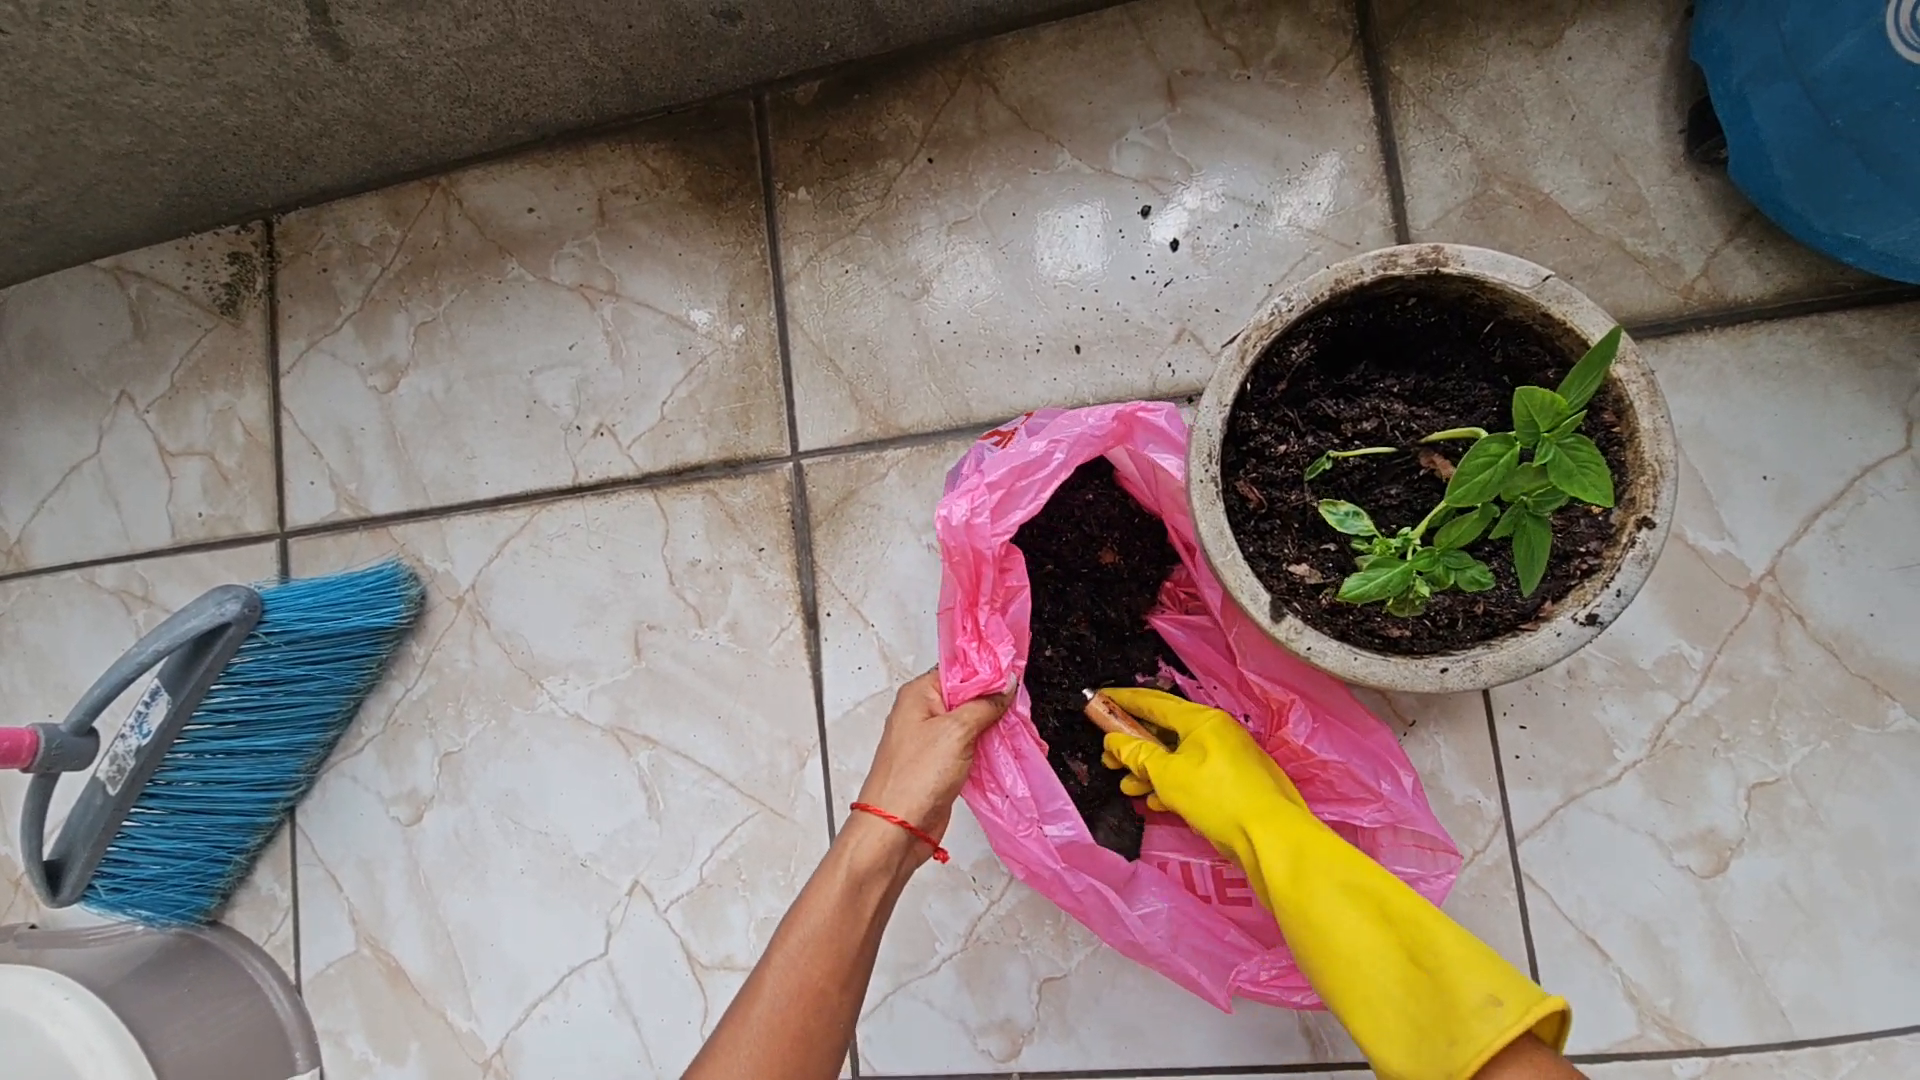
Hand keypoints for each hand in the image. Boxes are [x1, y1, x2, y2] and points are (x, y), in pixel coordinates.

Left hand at [854, 670, 1012, 856]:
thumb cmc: (914, 778)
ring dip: (995, 726)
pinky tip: (1008, 748)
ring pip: (972, 722)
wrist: (897, 830)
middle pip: (968, 696)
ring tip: (1021, 728)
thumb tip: (1006, 685)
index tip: (1014, 675)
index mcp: (919, 694)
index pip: (959, 670)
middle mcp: (923, 712)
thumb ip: (985, 704)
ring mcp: (933, 739)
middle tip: (1022, 706)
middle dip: (996, 701)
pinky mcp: (942, 763)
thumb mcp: (956, 731)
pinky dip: (989, 747)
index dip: (987, 671)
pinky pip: (971, 746)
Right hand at [1098, 688, 1313, 869]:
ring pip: (1177, 757)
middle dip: (1133, 745)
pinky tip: (1154, 801)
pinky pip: (1193, 777)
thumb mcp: (1167, 774)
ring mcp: (1227, 760)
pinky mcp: (1232, 786)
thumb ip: (1136, 754)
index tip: (1099, 699)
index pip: (1154, 702)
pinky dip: (1171, 785)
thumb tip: (1115, 741)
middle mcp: (1216, 733)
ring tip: (1127, 785)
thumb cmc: (1218, 798)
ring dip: (1148, 770)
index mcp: (1202, 720)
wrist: (1272, 840)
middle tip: (1108, 757)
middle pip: (1165, 731)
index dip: (1123, 700)